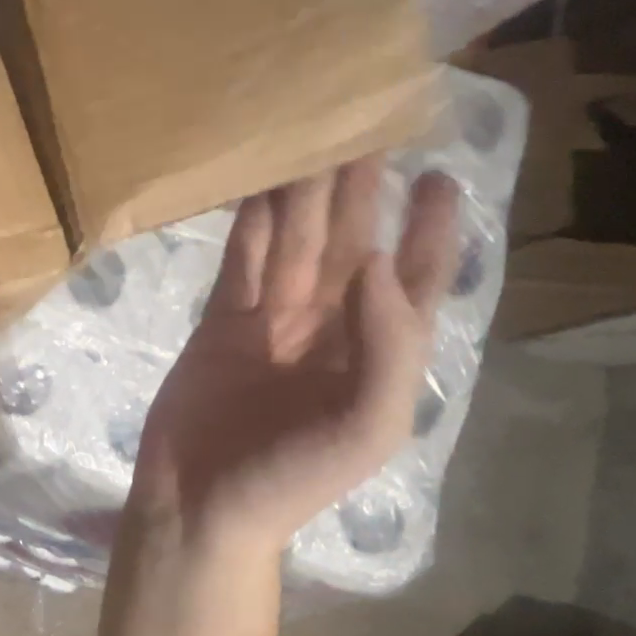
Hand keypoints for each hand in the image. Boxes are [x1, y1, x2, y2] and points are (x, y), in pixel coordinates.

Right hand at [131, 157, 461, 554]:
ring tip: (308, 141)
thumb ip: (387, 343)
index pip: (415, 276)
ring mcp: (268, 324)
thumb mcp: (367, 423)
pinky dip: (246, 231)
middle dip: (357, 193)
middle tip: (362, 128)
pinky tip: (253, 192)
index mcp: (376, 349)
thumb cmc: (292, 478)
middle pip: (349, 245)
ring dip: (300, 199)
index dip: (429, 228)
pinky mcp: (216, 328)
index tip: (435, 176)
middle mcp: (327, 327)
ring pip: (290, 247)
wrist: (201, 507)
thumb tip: (375, 260)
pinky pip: (237, 268)